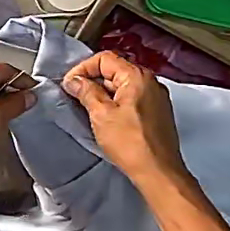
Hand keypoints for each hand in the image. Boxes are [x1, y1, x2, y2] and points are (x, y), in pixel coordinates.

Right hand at [62, 52, 189, 184]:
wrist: (158, 171)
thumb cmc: (133, 144)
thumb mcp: (101, 114)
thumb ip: (87, 92)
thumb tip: (76, 81)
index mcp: (137, 77)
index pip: (105, 59)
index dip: (83, 68)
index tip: (71, 83)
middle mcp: (151, 82)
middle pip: (115, 71)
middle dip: (93, 81)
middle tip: (76, 97)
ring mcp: (156, 98)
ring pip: (124, 86)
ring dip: (104, 94)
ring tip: (89, 111)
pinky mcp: (158, 113)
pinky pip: (133, 99)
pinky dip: (118, 104)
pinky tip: (107, 120)